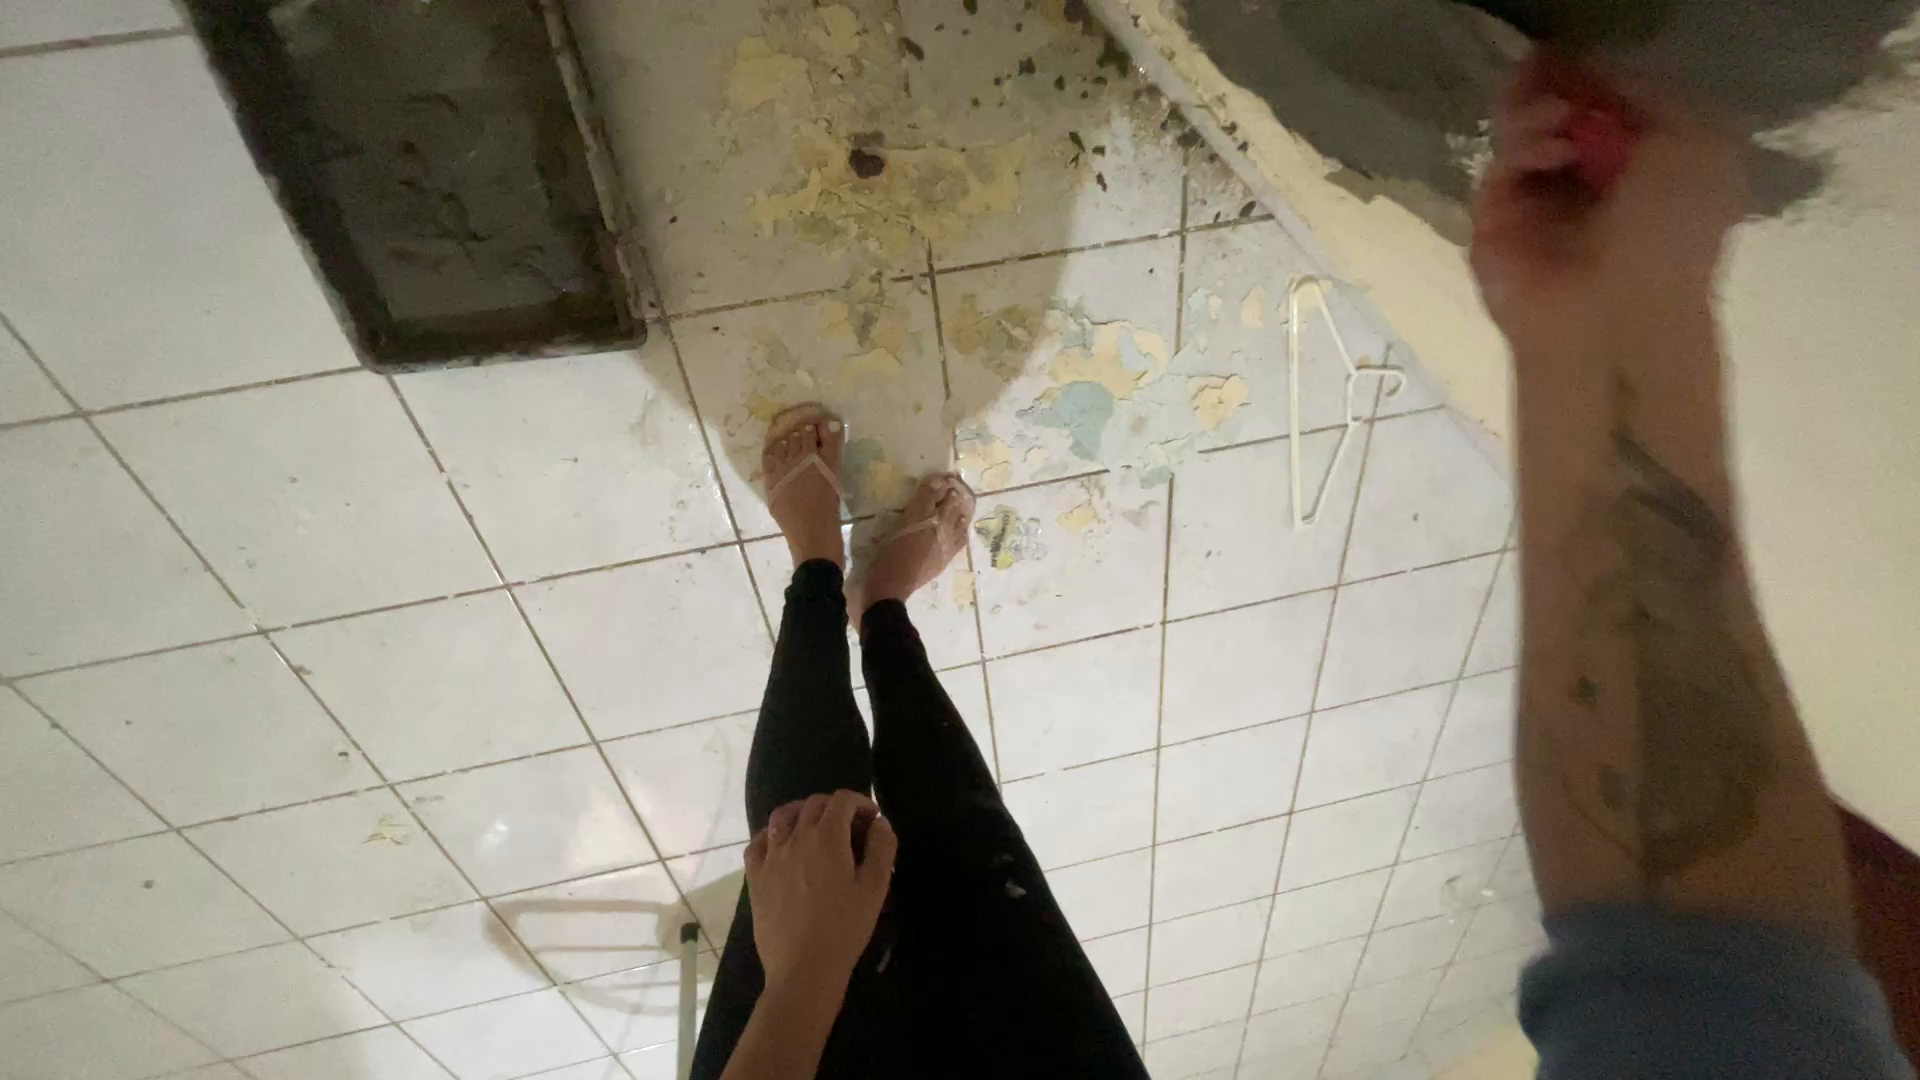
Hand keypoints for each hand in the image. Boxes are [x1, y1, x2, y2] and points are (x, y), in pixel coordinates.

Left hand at [744, 790, 896, 991]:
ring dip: (801, 813)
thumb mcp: (875, 887)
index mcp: (828, 838)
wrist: (804, 970)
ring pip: (782, 817)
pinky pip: (757, 844)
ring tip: (814, 828)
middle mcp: (797, 839)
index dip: (860, 802)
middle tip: (850, 828)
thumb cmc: (845, 928)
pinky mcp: (756, 878)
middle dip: (835, 807)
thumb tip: (880, 822)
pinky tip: (783, 847)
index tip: (872, 819)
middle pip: (814, 804)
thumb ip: (882, 848)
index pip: (842, 800)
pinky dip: (771, 836)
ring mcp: (772, 858)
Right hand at [1470, 50, 1745, 356]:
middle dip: (1544, 88)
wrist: (1614, 314)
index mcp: (1638, 156)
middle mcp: (1580, 178)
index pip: (1599, 104)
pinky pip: (1495, 174)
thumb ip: (1644, 97)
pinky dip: (1518, 152)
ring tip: (1555, 121)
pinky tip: (1544, 151)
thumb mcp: (1692, 141)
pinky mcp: (1488, 227)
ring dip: (1532, 116)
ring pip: (1516, 139)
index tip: (1560, 52)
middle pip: (1548, 115)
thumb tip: (1590, 77)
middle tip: (1537, 70)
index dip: (1581, 74)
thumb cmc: (1671, 233)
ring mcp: (1530, 204)